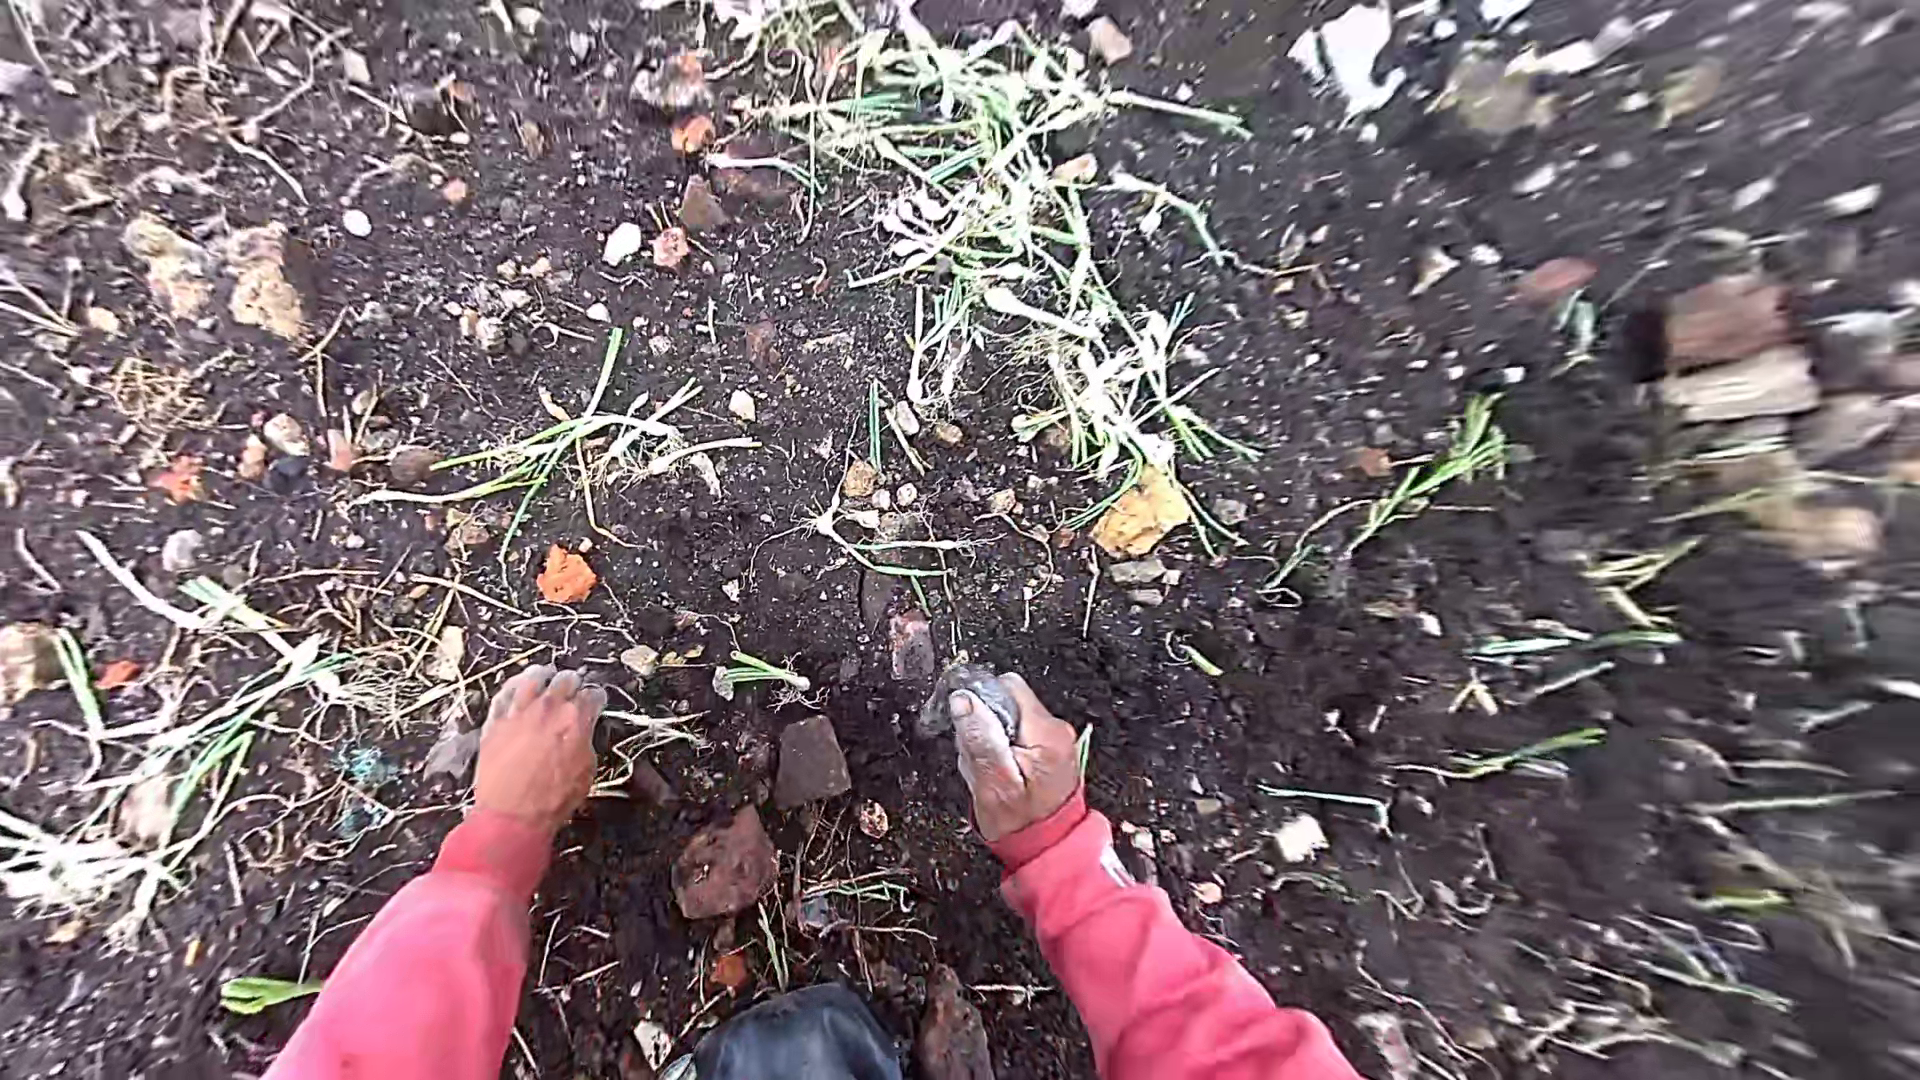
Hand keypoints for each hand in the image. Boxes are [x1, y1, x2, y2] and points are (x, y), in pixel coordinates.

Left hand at [474, 665, 605, 832]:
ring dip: (542, 675)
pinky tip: (517, 684)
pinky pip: (502, 696)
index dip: (596, 698)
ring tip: (545, 673)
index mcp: (577, 719)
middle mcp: (549, 710)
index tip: (595, 701)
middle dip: (573, 683)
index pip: (593, 695)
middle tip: (573, 687)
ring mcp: (519, 715)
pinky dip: (512, 687)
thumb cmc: (552, 798)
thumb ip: (586, 739)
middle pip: (565, 681)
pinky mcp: (495, 725)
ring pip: (532, 680)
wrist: (511, 817)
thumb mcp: (587, 767)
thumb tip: (582, 732)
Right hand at [952, 673, 1079, 841]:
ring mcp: (1054, 737)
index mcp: (1045, 733)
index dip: (982, 701)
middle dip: (985, 721)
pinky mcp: (1049, 745)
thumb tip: (964, 700)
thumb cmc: (1021, 824)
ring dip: (992, 735)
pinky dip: (1002, 746)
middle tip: (981, 757)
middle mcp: (1055, 729)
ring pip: (1009, 714)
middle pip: (1007, 699)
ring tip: (991, 768)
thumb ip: (979, 739)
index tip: (971, 727)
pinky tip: (1001, 770)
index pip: (1007, 687)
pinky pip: (1017, 730)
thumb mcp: (993, 784)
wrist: (1048, 850)